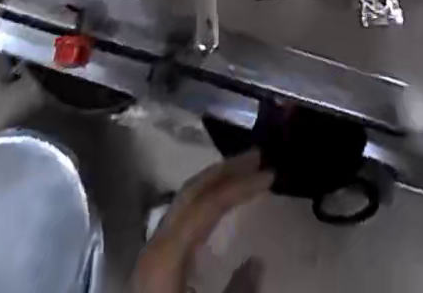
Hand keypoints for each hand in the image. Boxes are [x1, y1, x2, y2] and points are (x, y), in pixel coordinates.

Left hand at [131, 150, 273, 292]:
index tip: (270, 173)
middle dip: (226, 170)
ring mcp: (152, 253)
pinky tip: (221, 208)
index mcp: (167, 254)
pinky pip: (182, 219)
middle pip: (192, 192)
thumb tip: (258, 262)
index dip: (239, 184)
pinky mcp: (154, 266)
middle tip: (258, 157)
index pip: (207, 203)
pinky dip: (205, 205)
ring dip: (216, 183)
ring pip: (184, 202)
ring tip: (244, 174)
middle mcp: (156, 243)